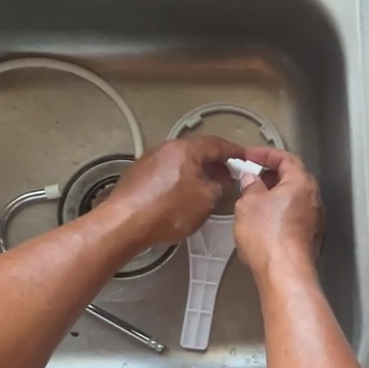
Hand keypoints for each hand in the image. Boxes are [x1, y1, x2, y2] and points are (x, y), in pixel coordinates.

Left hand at [104, 136, 242, 248]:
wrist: (124, 223)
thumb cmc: (168, 209)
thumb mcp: (205, 200)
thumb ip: (217, 187)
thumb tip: (215, 184)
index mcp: (185, 149)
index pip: (216, 144)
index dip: (233, 151)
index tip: (244, 157)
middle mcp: (165, 148)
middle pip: (196, 151)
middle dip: (214, 163)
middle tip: (227, 176)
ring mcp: (148, 160)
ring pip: (180, 162)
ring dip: (196, 172)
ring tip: (207, 188)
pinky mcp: (137, 175)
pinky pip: (166, 172)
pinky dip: (179, 179)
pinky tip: (183, 195)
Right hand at [233, 146, 322, 281]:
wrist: (285, 273)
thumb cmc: (269, 237)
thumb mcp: (248, 203)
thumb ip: (250, 186)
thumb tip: (251, 180)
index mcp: (302, 183)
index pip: (286, 158)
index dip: (266, 154)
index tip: (250, 155)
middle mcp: (313, 199)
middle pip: (293, 178)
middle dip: (270, 176)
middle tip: (251, 177)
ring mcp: (314, 221)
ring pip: (294, 199)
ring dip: (274, 196)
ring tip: (253, 201)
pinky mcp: (310, 239)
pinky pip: (294, 218)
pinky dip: (279, 214)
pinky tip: (263, 223)